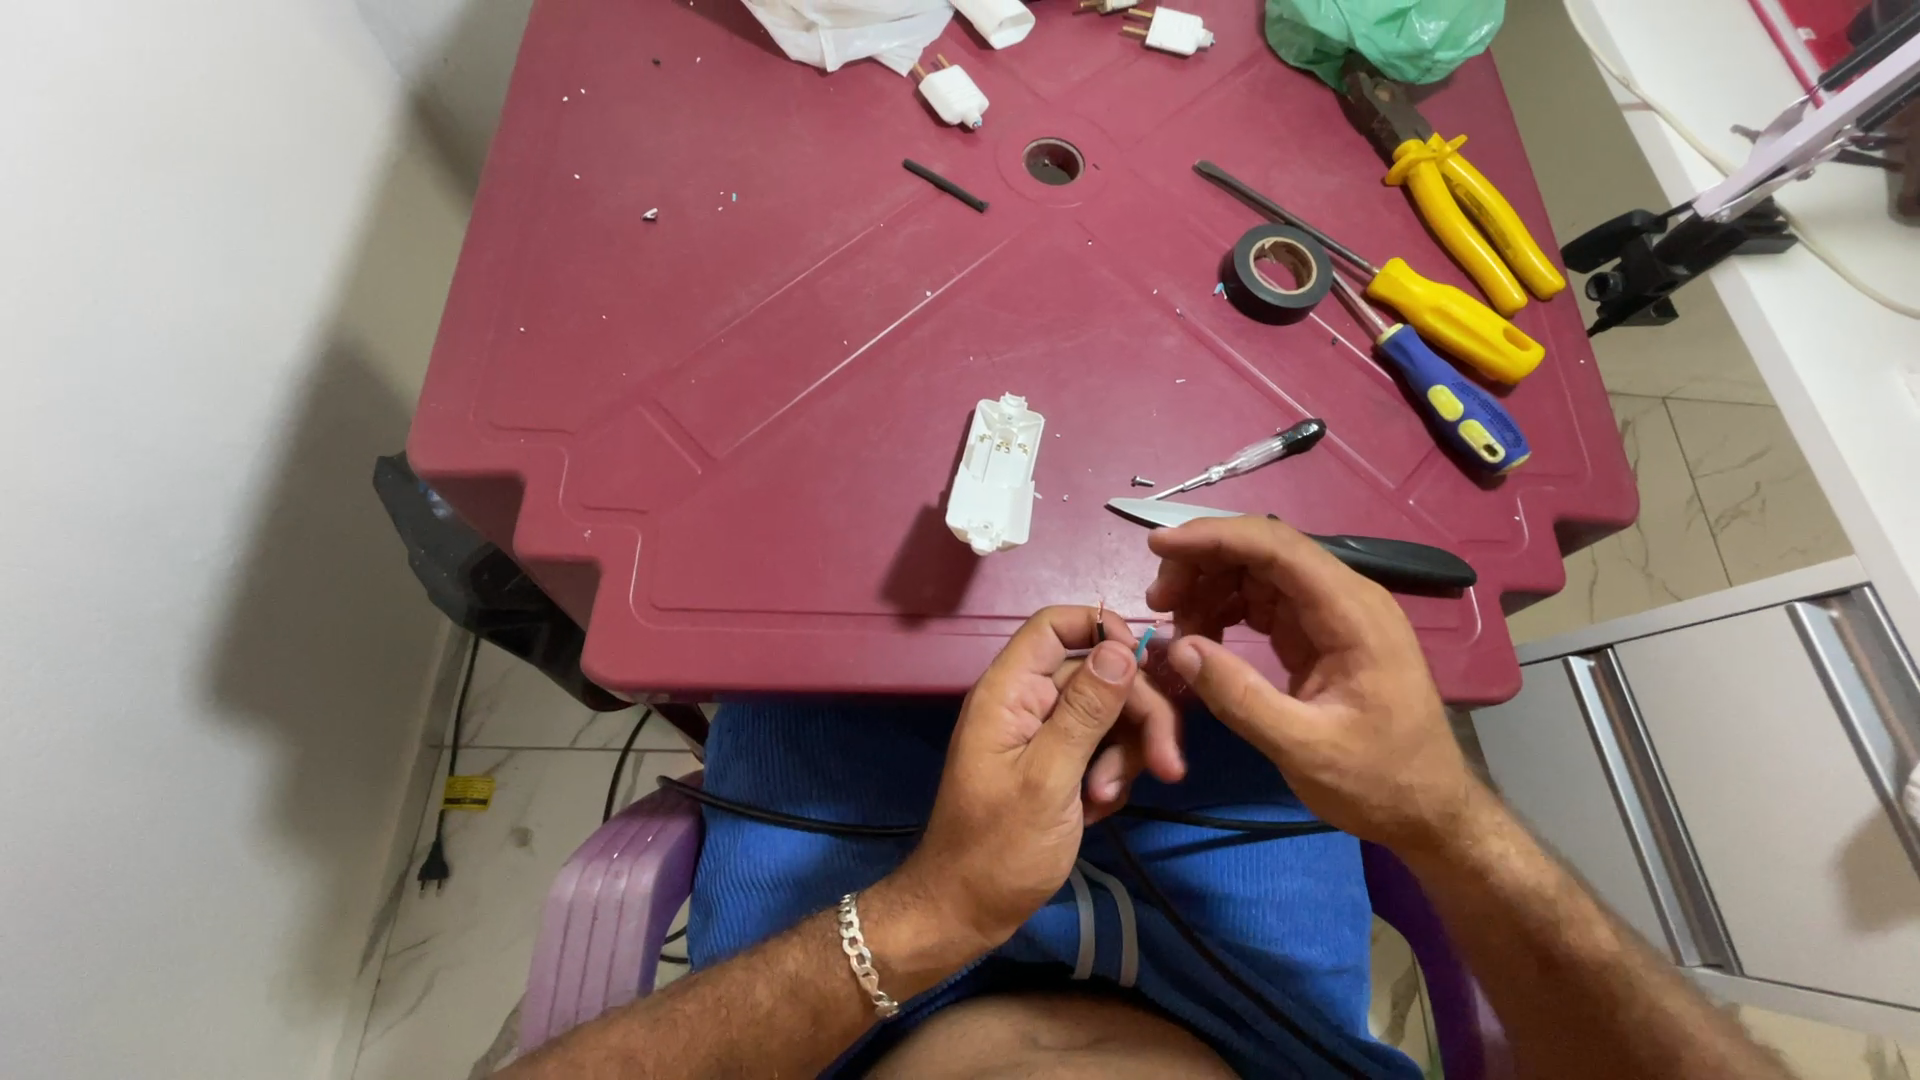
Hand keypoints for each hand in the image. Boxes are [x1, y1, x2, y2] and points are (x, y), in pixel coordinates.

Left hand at [898, 606, 1182, 948]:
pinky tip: (1100, 811)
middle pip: (1097, 673)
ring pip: (1107, 712)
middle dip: (1137, 714)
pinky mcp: (1058, 762)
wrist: (967, 910)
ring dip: (1124, 753)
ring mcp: (1043, 732)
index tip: (1146, 664)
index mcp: (1008, 691)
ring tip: (1108, 800)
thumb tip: (1120, 648)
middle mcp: (1026, 701)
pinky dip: (1111, 775)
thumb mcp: (1048, 779)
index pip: (1053, 625)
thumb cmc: (999, 849)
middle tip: (1165, 766)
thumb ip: (1085, 711)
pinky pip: (1101, 747)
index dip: (1102, 628)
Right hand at [1145, 516, 1478, 855]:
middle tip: (1158, 602)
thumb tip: (1178, 648)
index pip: (1277, 547)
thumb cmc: (1379, 782)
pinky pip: (1260, 601)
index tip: (1158, 547)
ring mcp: (1329, 614)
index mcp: (1352, 614)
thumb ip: (1240, 698)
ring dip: (1208, 586)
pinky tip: (1200, 637)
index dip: (1215, 538)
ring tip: (1174, 625)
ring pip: (1256, 572)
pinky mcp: (1315, 633)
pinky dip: (1222, 609)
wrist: (1427, 812)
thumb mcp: (1304, 749)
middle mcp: (1343, 599)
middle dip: (1203, 563)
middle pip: (1262, 551)